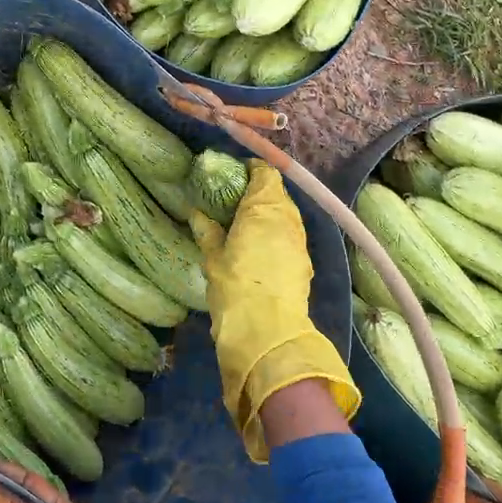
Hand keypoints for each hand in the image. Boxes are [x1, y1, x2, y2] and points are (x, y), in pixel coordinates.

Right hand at [190, 160, 359, 461]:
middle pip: (276, 192)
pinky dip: (275, 232)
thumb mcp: (212, 256)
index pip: (264, 173)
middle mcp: (287, 217)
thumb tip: (198, 212)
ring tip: (242, 222)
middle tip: (231, 200)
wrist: (268, 332)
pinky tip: (257, 246)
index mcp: (264, 207)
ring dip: (267, 213)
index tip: (230, 175)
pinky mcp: (303, 261)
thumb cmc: (235, 286)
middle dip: (256, 191)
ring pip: (285, 214)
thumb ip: (207, 229)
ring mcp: (299, 240)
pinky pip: (289, 234)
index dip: (248, 170)